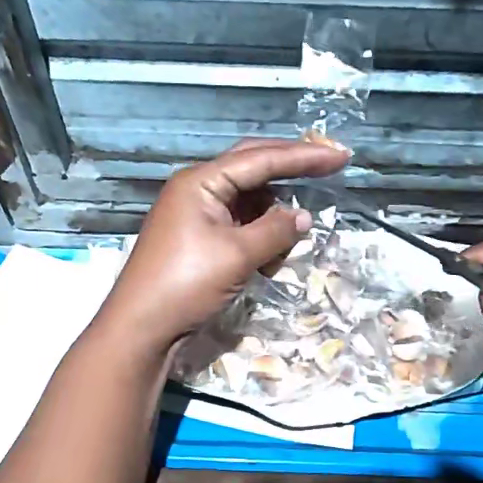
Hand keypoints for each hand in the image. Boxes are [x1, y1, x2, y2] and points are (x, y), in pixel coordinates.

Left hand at [97, 140, 349, 351]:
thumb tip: (303, 216)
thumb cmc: (186, 284)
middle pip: (251, 169)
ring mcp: (192, 214)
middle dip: (289, 172)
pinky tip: (266, 261)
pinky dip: (256, 237)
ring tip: (287, 244)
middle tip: (329, 169)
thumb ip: (276, 230)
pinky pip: (235, 225)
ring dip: (272, 217)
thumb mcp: (238, 255)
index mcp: (200, 181)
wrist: (141, 326)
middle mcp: (194, 190)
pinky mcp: (194, 239)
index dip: (304, 156)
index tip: (341, 156)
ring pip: (246, 202)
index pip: (260, 158)